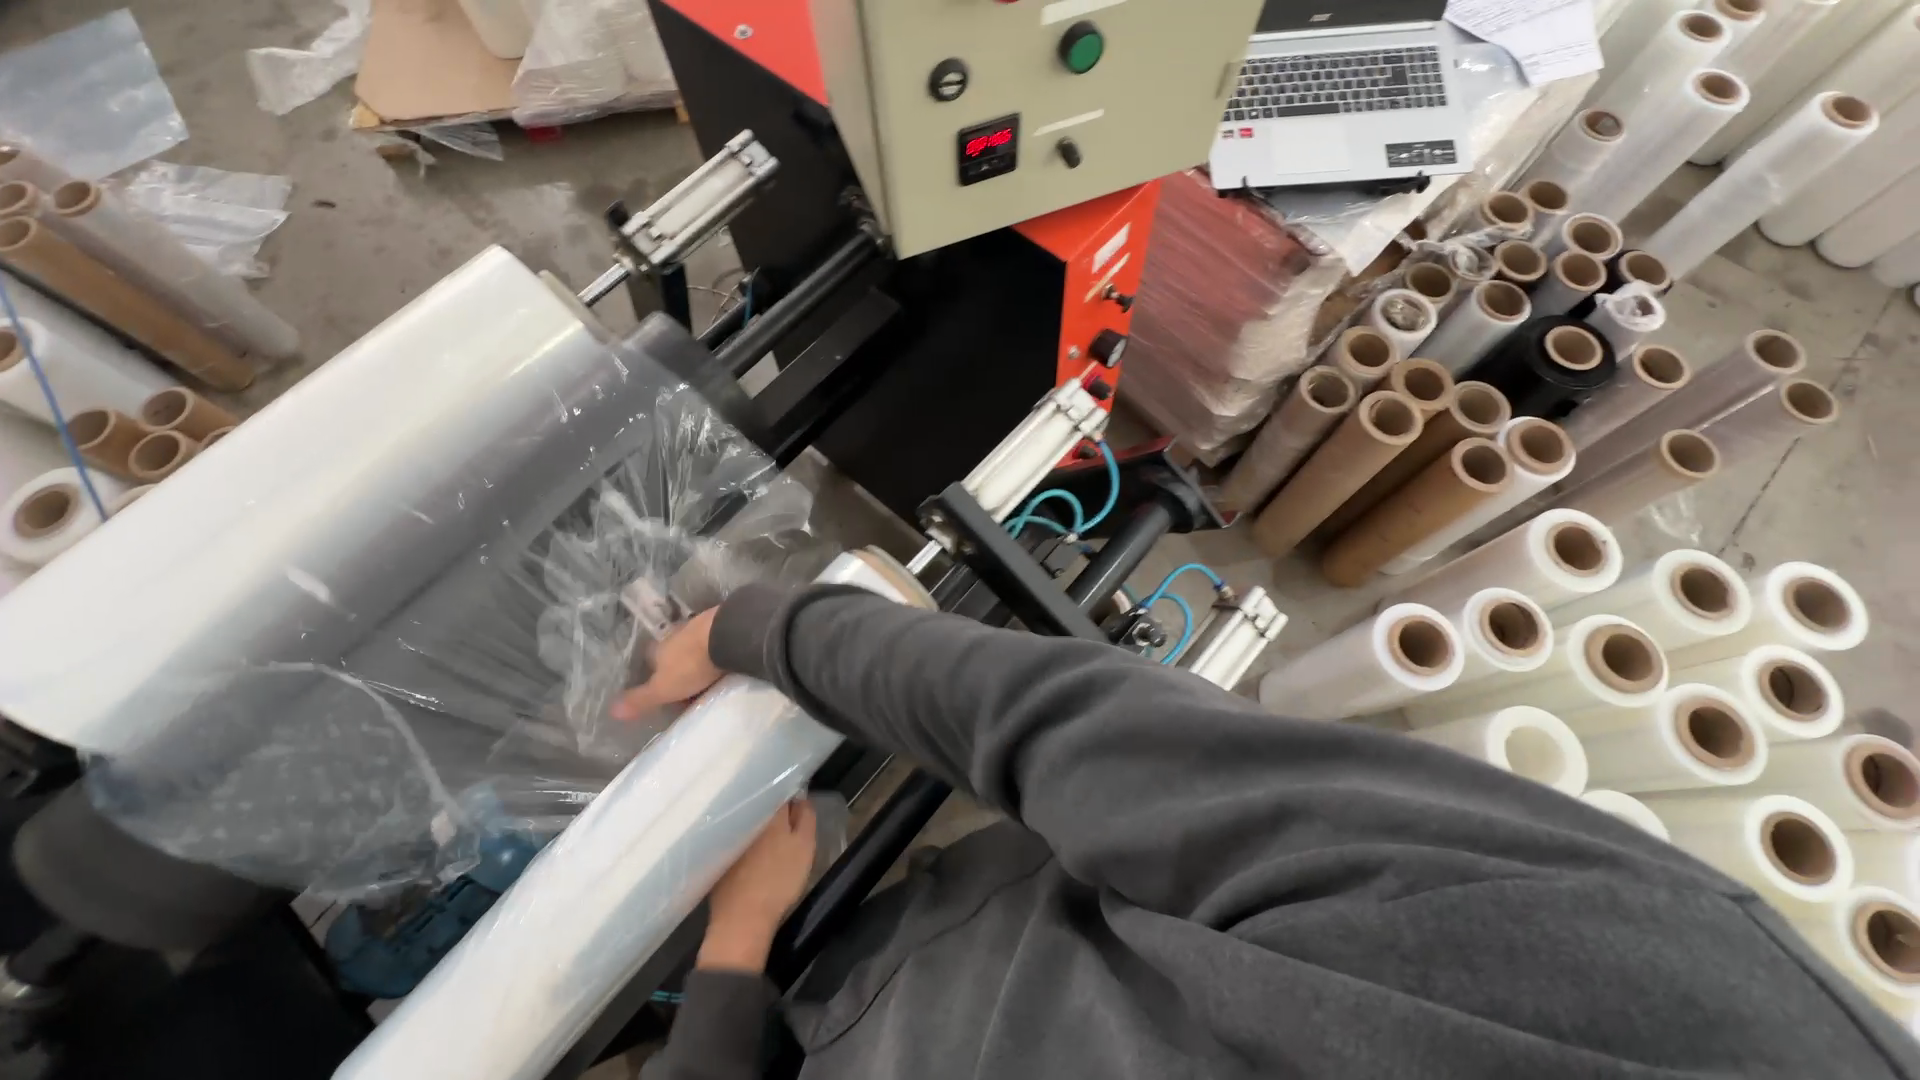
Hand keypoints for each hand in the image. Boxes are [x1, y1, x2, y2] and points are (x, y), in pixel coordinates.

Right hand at [610, 608, 723, 720]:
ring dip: (699, 659)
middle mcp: (677, 634)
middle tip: (688, 688)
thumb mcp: (664, 688)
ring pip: (695, 646)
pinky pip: (716, 643)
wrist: (727, 636)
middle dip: (678, 668)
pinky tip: (724, 663)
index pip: (651, 662)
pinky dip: (717, 653)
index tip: (664, 692)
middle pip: (674, 654)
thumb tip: (612, 710)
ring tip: (707, 677)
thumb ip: (641, 698)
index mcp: (659, 648)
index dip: (655, 677)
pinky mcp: (723, 625)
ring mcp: (701, 627)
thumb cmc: (691, 664)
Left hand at [698, 799, 818, 972]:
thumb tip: (802, 797)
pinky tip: (752, 853)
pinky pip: (734, 839)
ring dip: (757, 824)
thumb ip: (806, 818)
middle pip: (761, 805)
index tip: (798, 802)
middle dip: (773, 807)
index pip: (780, 792)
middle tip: (788, 818)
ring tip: (771, 834)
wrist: (743, 918)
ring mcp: (727, 838)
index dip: (790, 794)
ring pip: (746, 822)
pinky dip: (744, 840)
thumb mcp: (805, 847)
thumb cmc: (780, 879)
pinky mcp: (718, 857)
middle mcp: (744, 819)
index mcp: (768, 814)